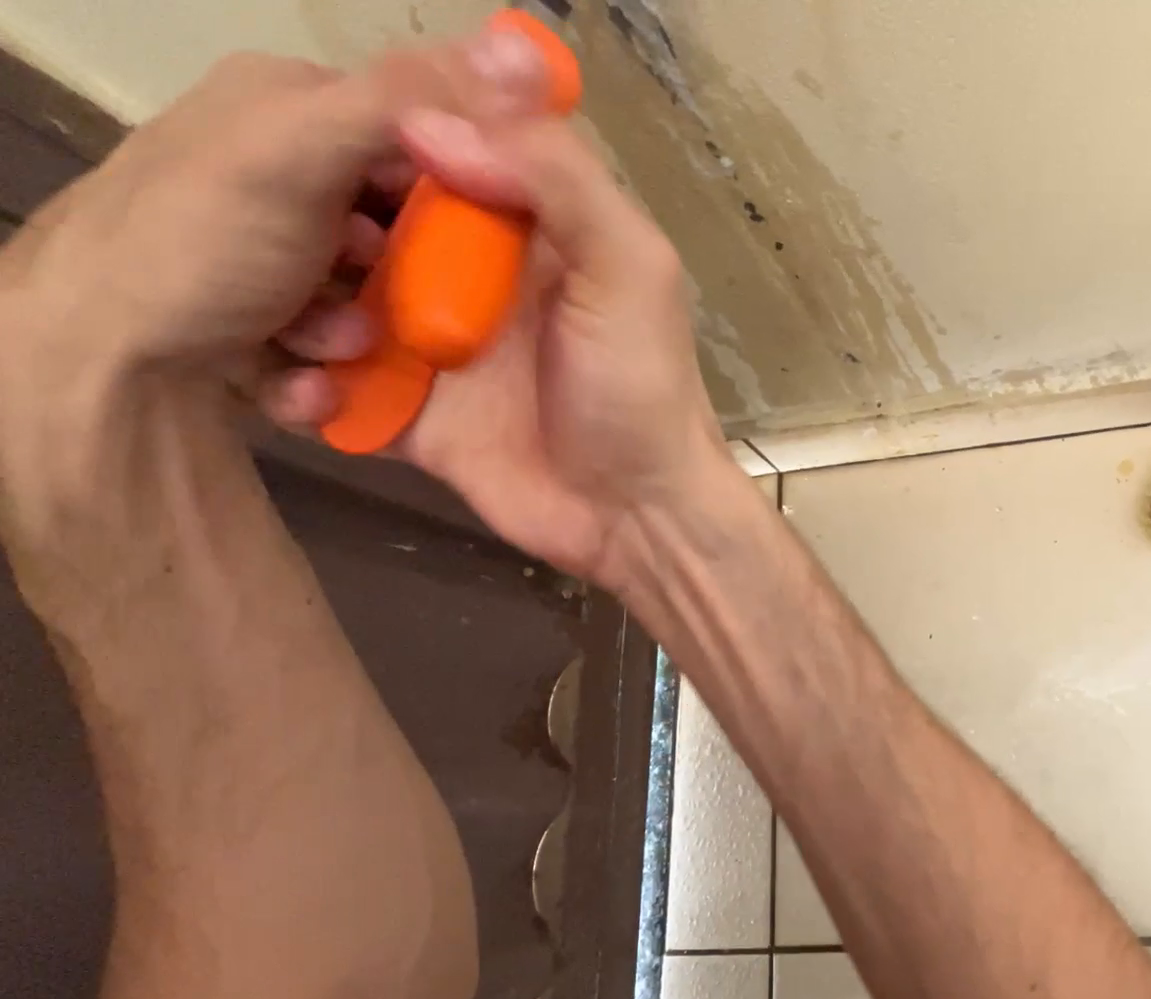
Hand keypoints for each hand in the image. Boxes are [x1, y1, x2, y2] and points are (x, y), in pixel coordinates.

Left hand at [0, 27, 550, 531]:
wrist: (100, 368)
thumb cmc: (196, 245)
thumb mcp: (298, 154)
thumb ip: (403, 103)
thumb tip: (524, 52)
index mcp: (286, 107)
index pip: (416, 130)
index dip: (457, 183)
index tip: (475, 237)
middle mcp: (284, 171)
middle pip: (407, 218)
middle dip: (409, 271)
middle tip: (394, 296)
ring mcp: (281, 248)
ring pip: (383, 287)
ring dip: (370, 325)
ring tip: (331, 340)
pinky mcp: (278, 313)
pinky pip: (348, 335)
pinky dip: (336, 362)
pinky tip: (308, 369)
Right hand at [270, 110, 729, 582]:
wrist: (636, 516)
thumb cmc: (640, 390)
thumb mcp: (630, 271)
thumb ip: (559, 183)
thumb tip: (430, 119)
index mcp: (534, 232)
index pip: (446, 151)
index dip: (389, 132)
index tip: (335, 128)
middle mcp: (476, 277)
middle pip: (372, 217)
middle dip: (324, 216)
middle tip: (301, 234)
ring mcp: (436, 343)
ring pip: (336, 294)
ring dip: (303, 299)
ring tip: (308, 316)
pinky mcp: (407, 409)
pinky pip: (334, 380)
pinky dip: (304, 380)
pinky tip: (299, 384)